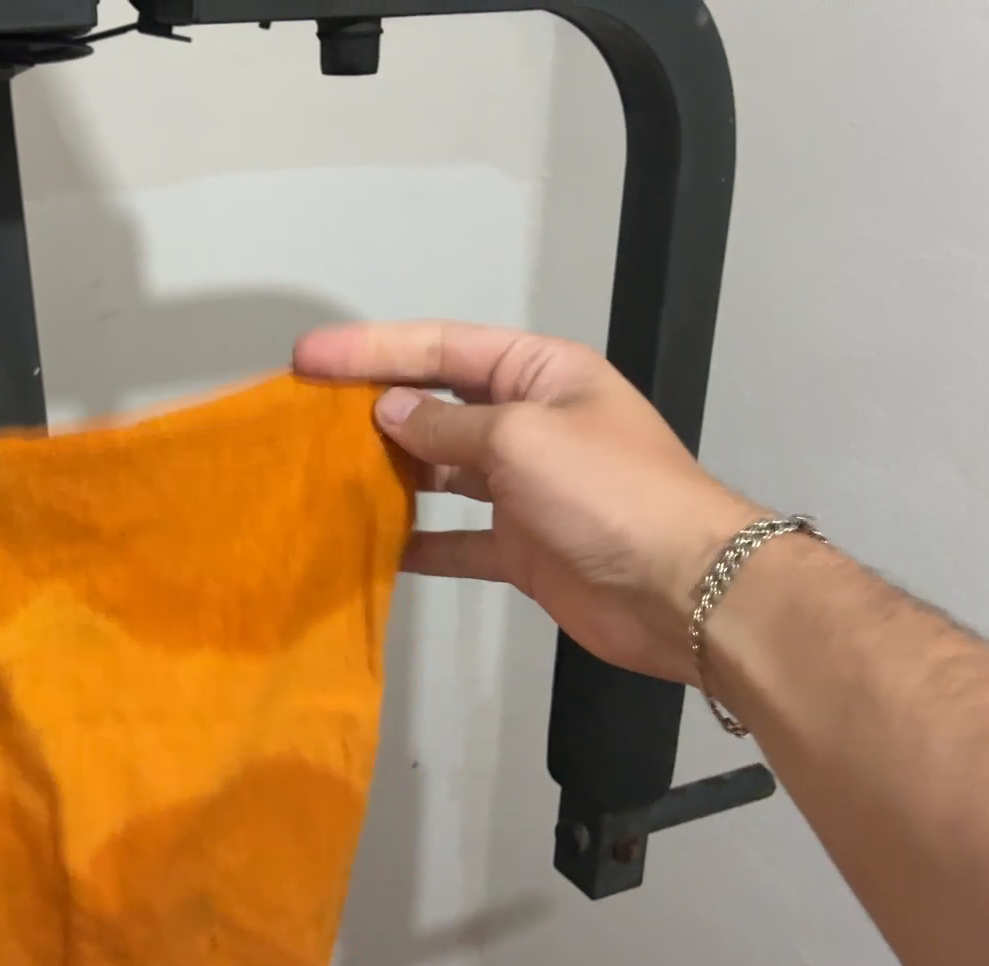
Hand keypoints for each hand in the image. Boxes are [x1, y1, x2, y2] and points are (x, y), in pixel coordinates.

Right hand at [295, 320, 760, 683]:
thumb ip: (447, 423)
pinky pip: (452, 537)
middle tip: (306, 410)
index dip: (370, 349)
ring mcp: (519, 487)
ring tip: (327, 472)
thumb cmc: (609, 493)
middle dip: (371, 405)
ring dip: (388, 472)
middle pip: (433, 404)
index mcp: (537, 375)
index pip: (440, 348)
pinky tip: (374, 546)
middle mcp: (525, 424)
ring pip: (437, 470)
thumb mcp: (521, 437)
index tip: (307, 356)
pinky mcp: (514, 543)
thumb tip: (388, 411)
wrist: (682, 593)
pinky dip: (416, 542)